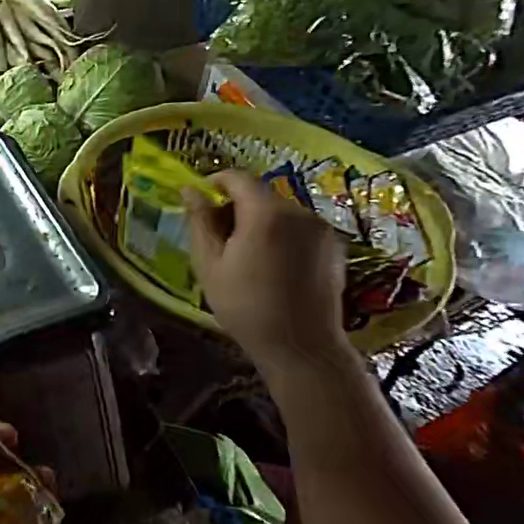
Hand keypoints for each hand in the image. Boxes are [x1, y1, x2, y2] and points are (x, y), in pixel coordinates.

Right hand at [186, 169, 349, 365]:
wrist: (301, 345)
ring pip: (280, 212)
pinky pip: (298, 228)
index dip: (215, 181)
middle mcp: (299, 212)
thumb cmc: (245, 306)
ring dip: (258, 222)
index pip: (239, 178)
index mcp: (266, 214)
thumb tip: (190, 191)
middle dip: (236, 206)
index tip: (200, 199)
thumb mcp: (209, 264)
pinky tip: (270, 267)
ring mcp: (321, 229)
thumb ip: (200, 221)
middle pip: (261, 194)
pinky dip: (280, 235)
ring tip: (243, 255)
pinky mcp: (333, 246)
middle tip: (217, 237)